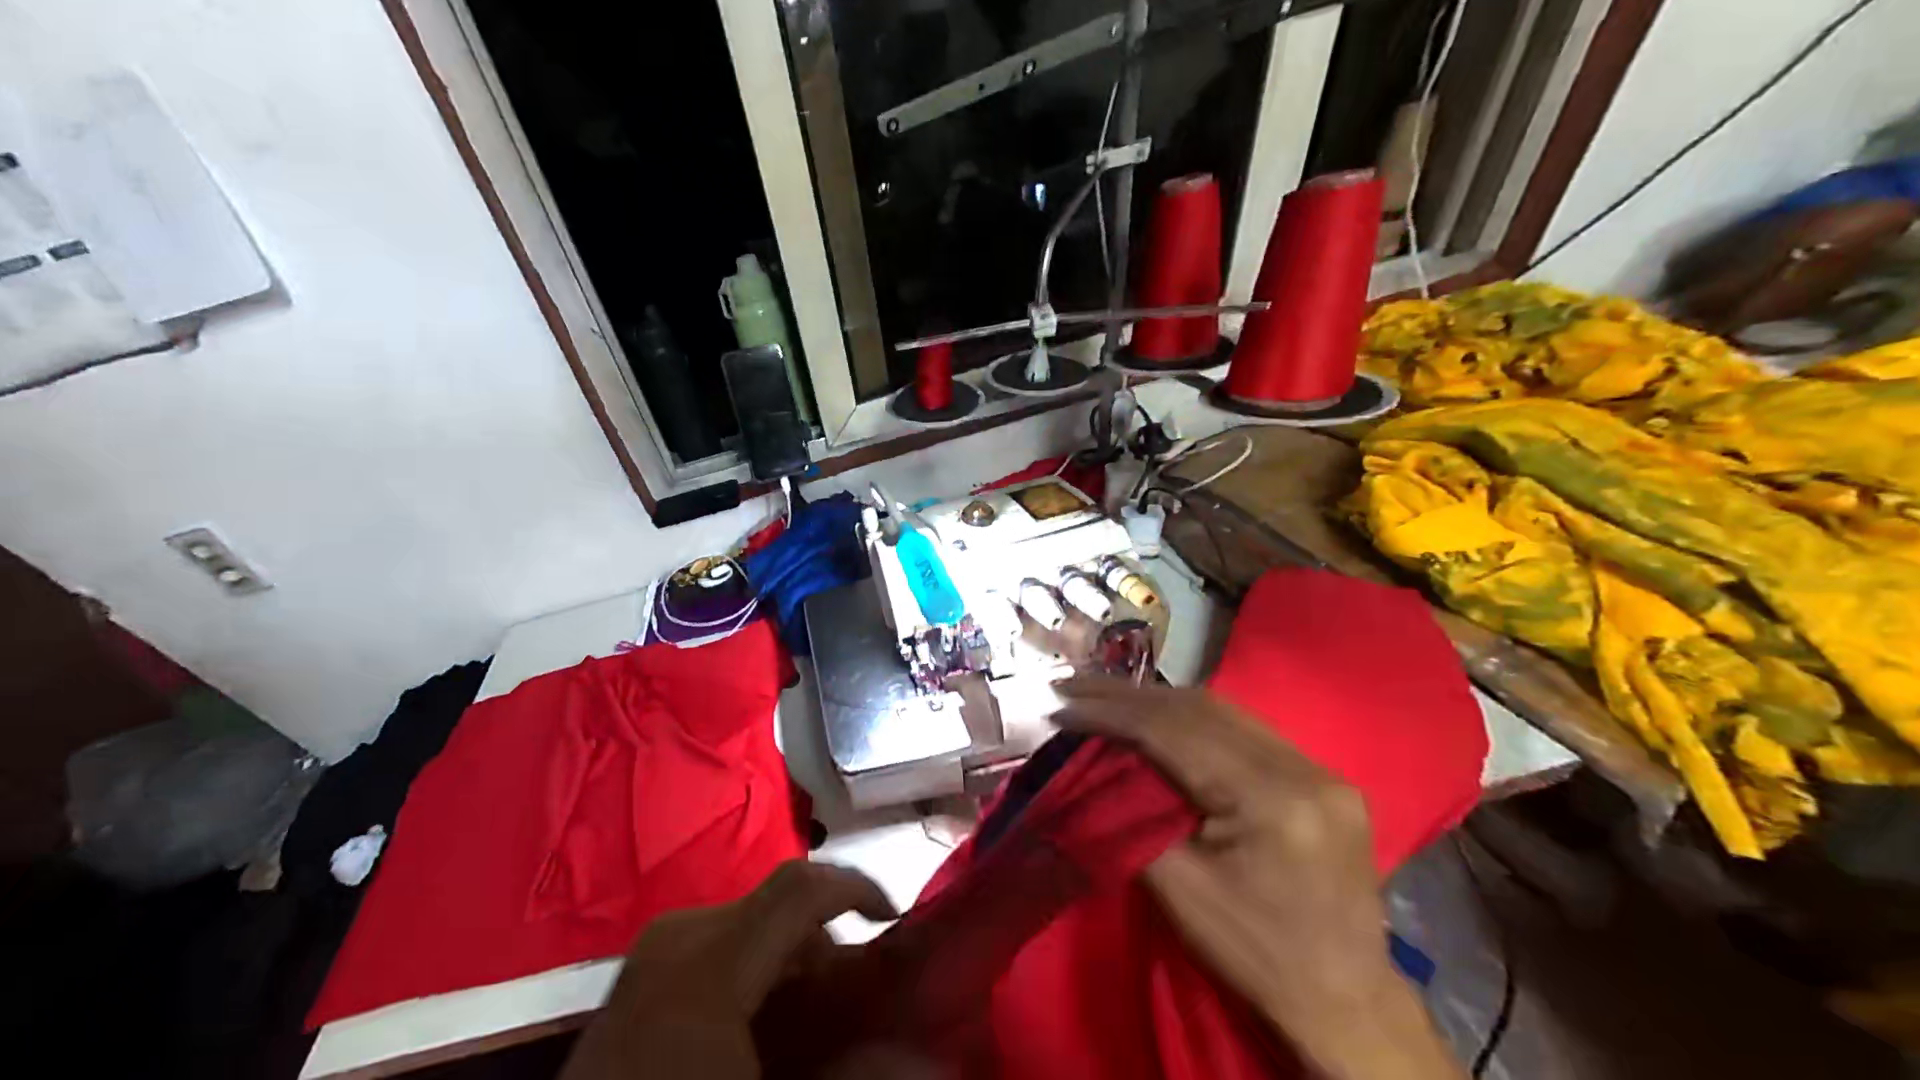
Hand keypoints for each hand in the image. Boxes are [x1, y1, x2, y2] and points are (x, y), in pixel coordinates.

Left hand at [560, 861, 896, 1079]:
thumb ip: (850, 1072)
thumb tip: (930, 1060)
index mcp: (710, 961)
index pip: (799, 887)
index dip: (856, 888)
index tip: (893, 919)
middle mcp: (680, 936)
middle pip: (778, 901)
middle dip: (825, 934)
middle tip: (852, 990)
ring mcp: (652, 951)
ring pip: (748, 919)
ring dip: (790, 949)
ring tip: (808, 1010)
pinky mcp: (637, 972)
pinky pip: (715, 939)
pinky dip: (753, 960)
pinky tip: (757, 1015)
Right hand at [1056, 678, 1462, 1079]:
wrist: (1344, 1002)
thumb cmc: (1254, 952)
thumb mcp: (1179, 890)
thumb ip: (1132, 816)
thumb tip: (1091, 762)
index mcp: (1271, 799)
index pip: (1176, 732)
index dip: (1112, 712)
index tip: (1061, 704)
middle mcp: (1304, 767)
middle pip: (1201, 710)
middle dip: (1129, 695)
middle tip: (1073, 688)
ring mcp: (1320, 767)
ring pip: (1224, 712)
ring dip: (1159, 701)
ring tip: (1105, 697)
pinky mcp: (1321, 776)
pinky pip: (1245, 730)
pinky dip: (1192, 720)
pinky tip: (1160, 718)